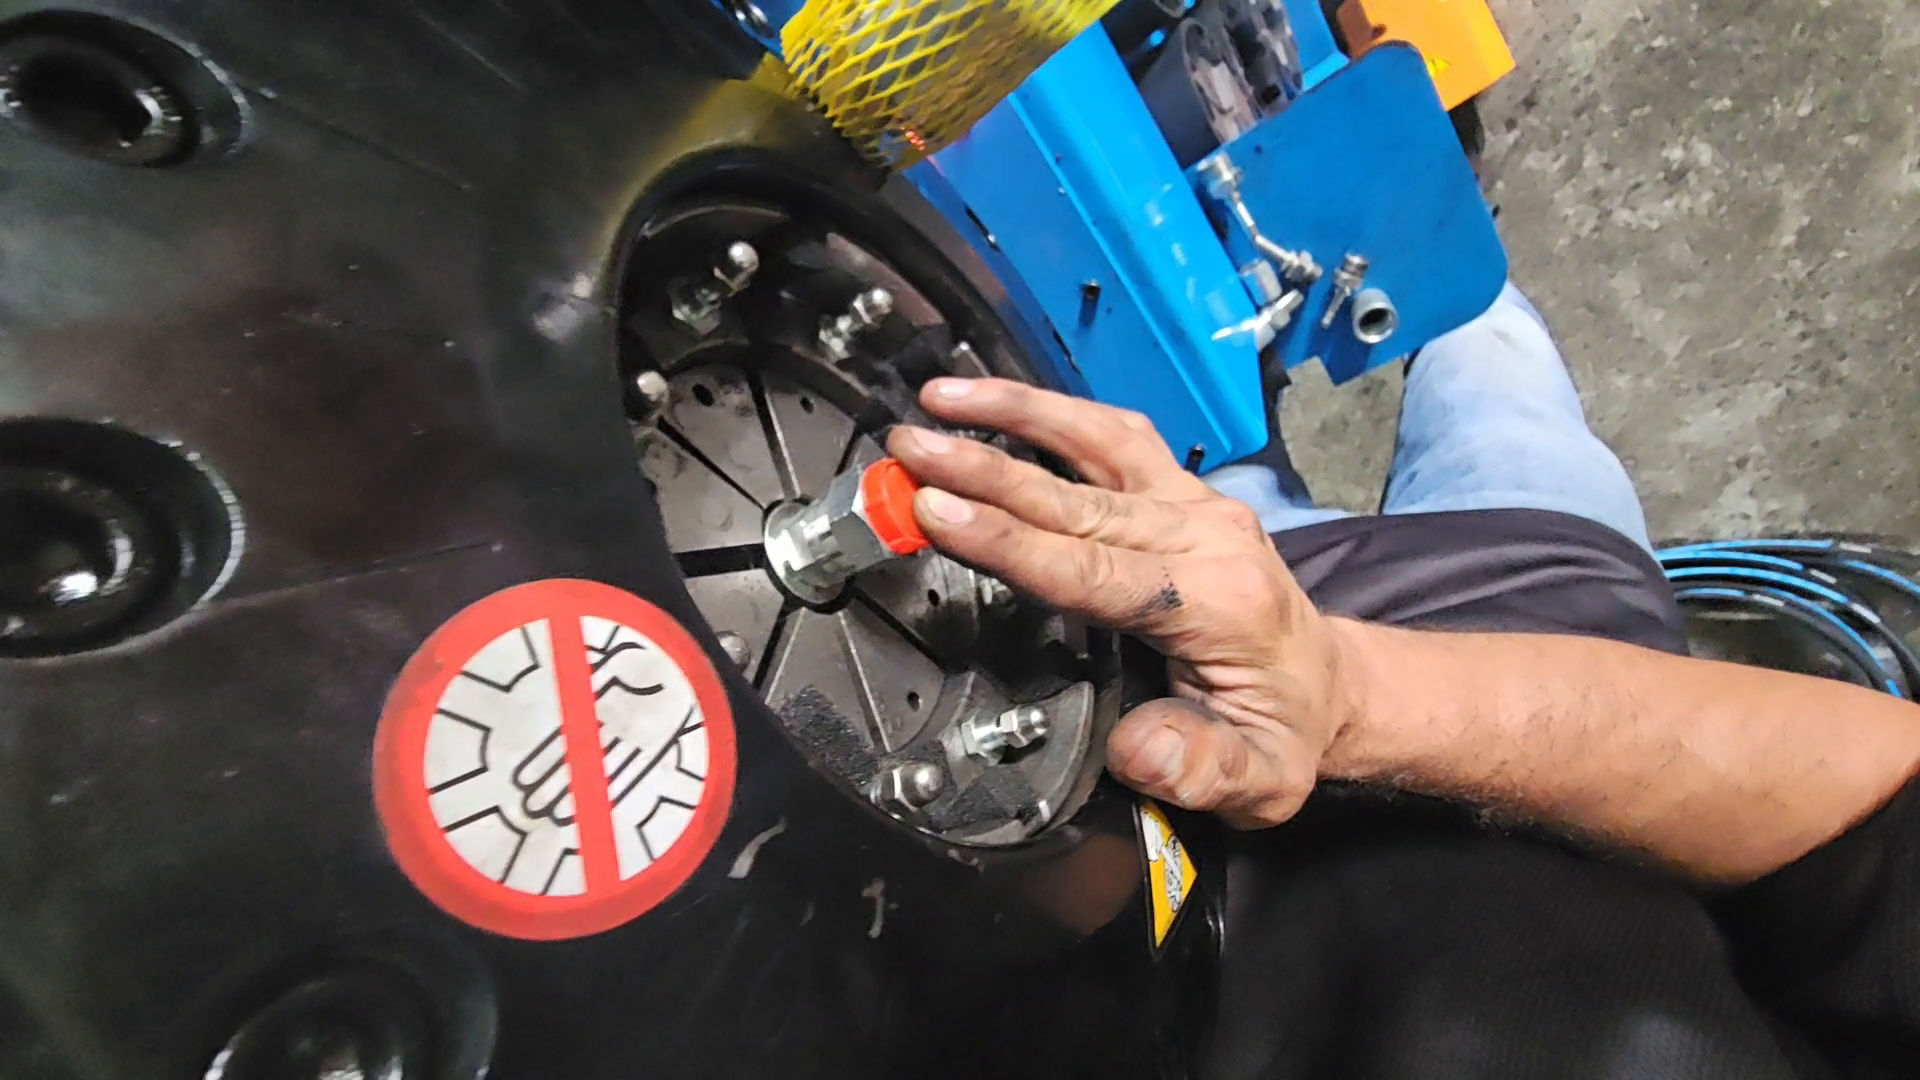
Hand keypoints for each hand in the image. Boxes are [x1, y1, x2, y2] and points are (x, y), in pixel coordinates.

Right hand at [885, 378, 1362, 827]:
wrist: (1325, 683)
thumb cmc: (1283, 726)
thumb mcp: (1257, 778)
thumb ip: (1198, 767)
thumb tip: (1137, 748)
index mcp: (1216, 601)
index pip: (1089, 566)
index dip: (1008, 540)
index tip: (940, 511)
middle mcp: (1205, 535)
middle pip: (1073, 497)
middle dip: (982, 470)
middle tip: (911, 452)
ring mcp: (1193, 504)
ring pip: (1095, 441)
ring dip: (1016, 412)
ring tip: (944, 396)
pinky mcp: (1181, 492)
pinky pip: (1115, 434)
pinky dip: (1055, 410)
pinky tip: (1007, 397)